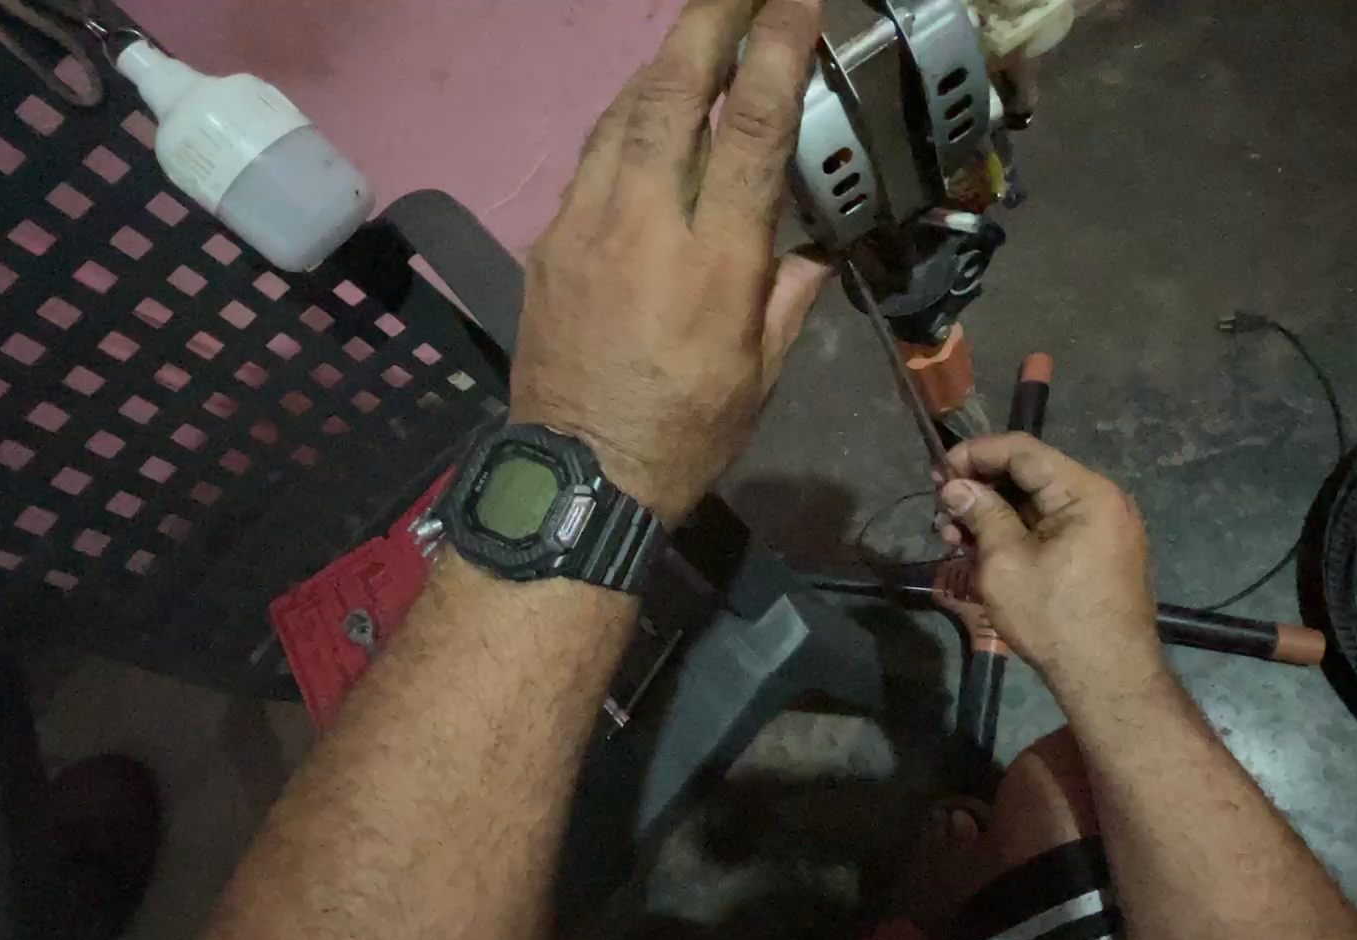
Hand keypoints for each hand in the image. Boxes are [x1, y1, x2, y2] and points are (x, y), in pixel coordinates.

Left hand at [509, 0, 835, 525]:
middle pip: (671, 91)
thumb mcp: (758, 379)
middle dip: (706, 22)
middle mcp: (645, 222)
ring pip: (621, 115)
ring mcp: (584, 226)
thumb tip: (810, 254)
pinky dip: (622, 129)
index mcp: (715, 261)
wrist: (581, 475)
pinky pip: (589, 162)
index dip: (776, 50)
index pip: (752, 129)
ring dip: (659, 69)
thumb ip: (786, 303)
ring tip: (689, 49)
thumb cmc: (686, 435)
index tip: (792, 1)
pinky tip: (640, 130)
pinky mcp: (546, 243)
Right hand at [939, 434, 1167, 699]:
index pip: (1023, 451)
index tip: (939, 472)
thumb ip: (980, 514)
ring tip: (952, 537)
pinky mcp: (1096, 552)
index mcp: (1085, 493)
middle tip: (940, 508)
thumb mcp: (1005, 562)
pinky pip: (1050, 526)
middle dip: (980, 488)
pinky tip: (981, 550)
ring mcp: (1102, 527)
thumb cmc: (1054, 617)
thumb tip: (954, 486)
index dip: (975, 454)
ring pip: (1035, 503)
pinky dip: (1014, 532)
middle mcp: (1100, 500)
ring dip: (992, 514)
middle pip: (1029, 475)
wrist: (1108, 677)